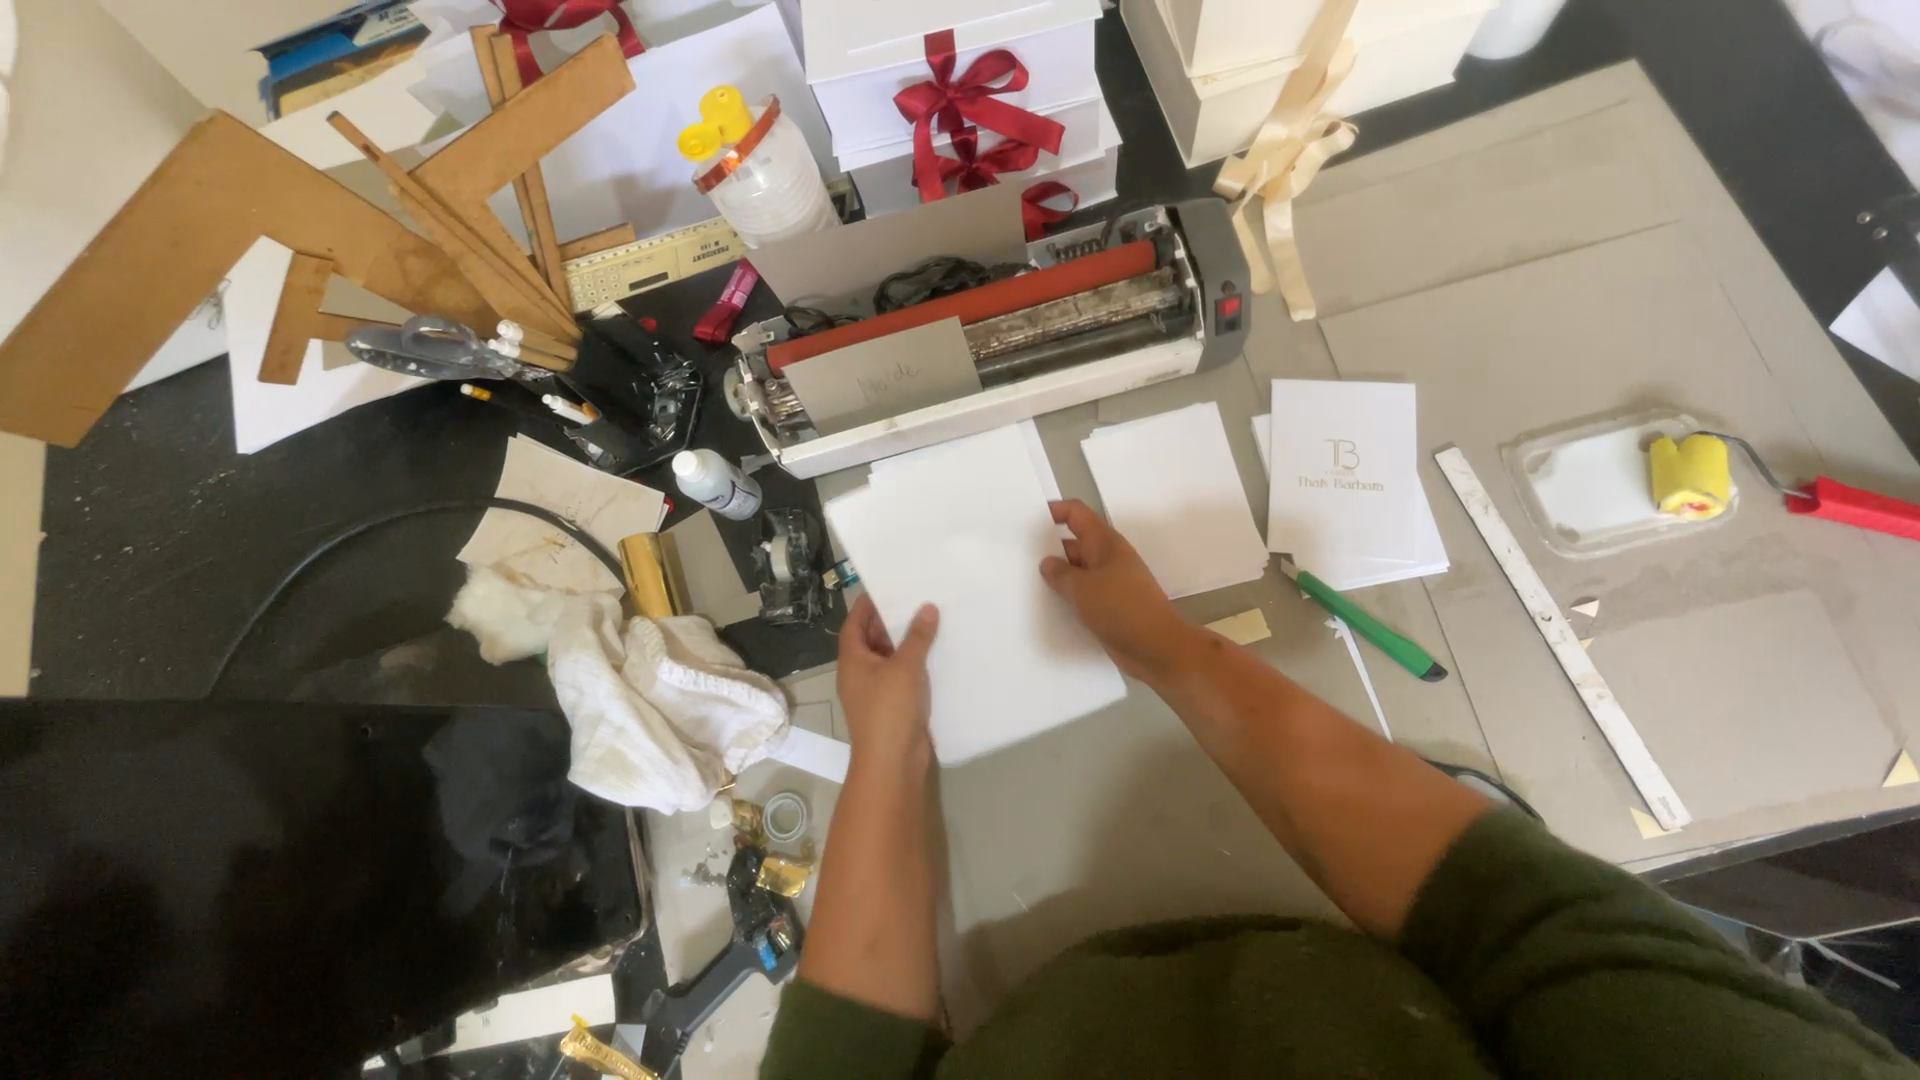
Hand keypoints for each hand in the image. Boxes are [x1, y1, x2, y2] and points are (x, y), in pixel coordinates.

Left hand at [836, 594, 939, 768]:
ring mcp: (875, 691)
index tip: (886, 587)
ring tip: (930, 621)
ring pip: (888, 659)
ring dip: (905, 644)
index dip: (867, 605)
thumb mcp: (905, 667)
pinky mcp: (892, 706)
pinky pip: (901, 677)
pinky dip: (914, 664)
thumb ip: (917, 636)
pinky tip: (936, 655)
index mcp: (852, 660)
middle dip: (890, 622)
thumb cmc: (890, 709)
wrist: (892, 762)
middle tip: (915, 600)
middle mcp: (859, 673)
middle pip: (871, 640)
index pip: (854, 623)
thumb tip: (927, 608)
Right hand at [1039, 500, 1195, 680]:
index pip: (1076, 514)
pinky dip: (1069, 597)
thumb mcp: (1081, 588)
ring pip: (1078, 571)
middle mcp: (1108, 557)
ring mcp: (1111, 582)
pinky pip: (1084, 593)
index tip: (1027, 520)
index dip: (1053, 511)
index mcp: (1104, 543)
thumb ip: (1059, 573)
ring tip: (1027, 584)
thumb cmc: (1119, 609)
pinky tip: (1049, 607)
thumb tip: (1048, 563)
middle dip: (1049, 548)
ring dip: (1058, 577)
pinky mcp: (1111, 605)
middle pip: (1074, 543)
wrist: (1156, 646)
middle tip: (1018, 558)